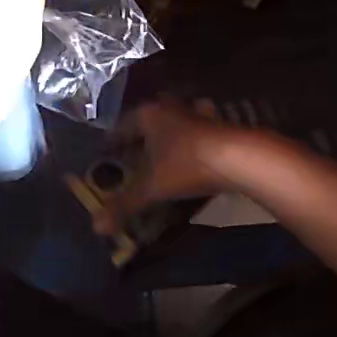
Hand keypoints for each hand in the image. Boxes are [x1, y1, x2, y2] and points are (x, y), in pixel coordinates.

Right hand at [96, 100, 273, 233]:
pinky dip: (196, 139)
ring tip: (166, 149)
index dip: (113, 141)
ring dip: (171, 131)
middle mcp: (169, 108)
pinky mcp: (220, 124)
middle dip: (142, 134)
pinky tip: (198, 152)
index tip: (107, 153)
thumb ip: (125, 205)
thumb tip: (96, 227)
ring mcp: (196, 114)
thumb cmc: (186, 165)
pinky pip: (200, 129)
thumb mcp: (152, 187)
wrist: (240, 158)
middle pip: (149, 119)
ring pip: (176, 119)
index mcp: (147, 115)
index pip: (121, 126)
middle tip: (135, 152)